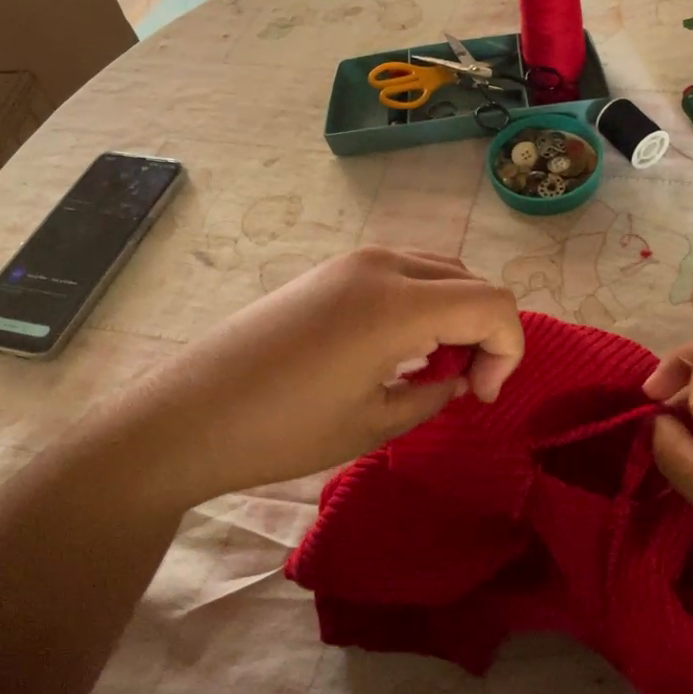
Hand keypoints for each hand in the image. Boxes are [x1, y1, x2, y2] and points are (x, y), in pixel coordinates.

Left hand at [98, 246, 522, 508]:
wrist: (185, 417)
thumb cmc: (281, 432)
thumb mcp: (372, 425)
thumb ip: (433, 395)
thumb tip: (457, 378)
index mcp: (398, 304)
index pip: (493, 304)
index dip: (507, 349)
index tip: (480, 395)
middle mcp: (382, 265)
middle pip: (471, 281)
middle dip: (485, 331)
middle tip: (464, 384)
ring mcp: (353, 262)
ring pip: (439, 271)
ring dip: (456, 313)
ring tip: (433, 366)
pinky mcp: (331, 271)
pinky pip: (404, 273)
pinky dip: (424, 302)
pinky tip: (400, 347)